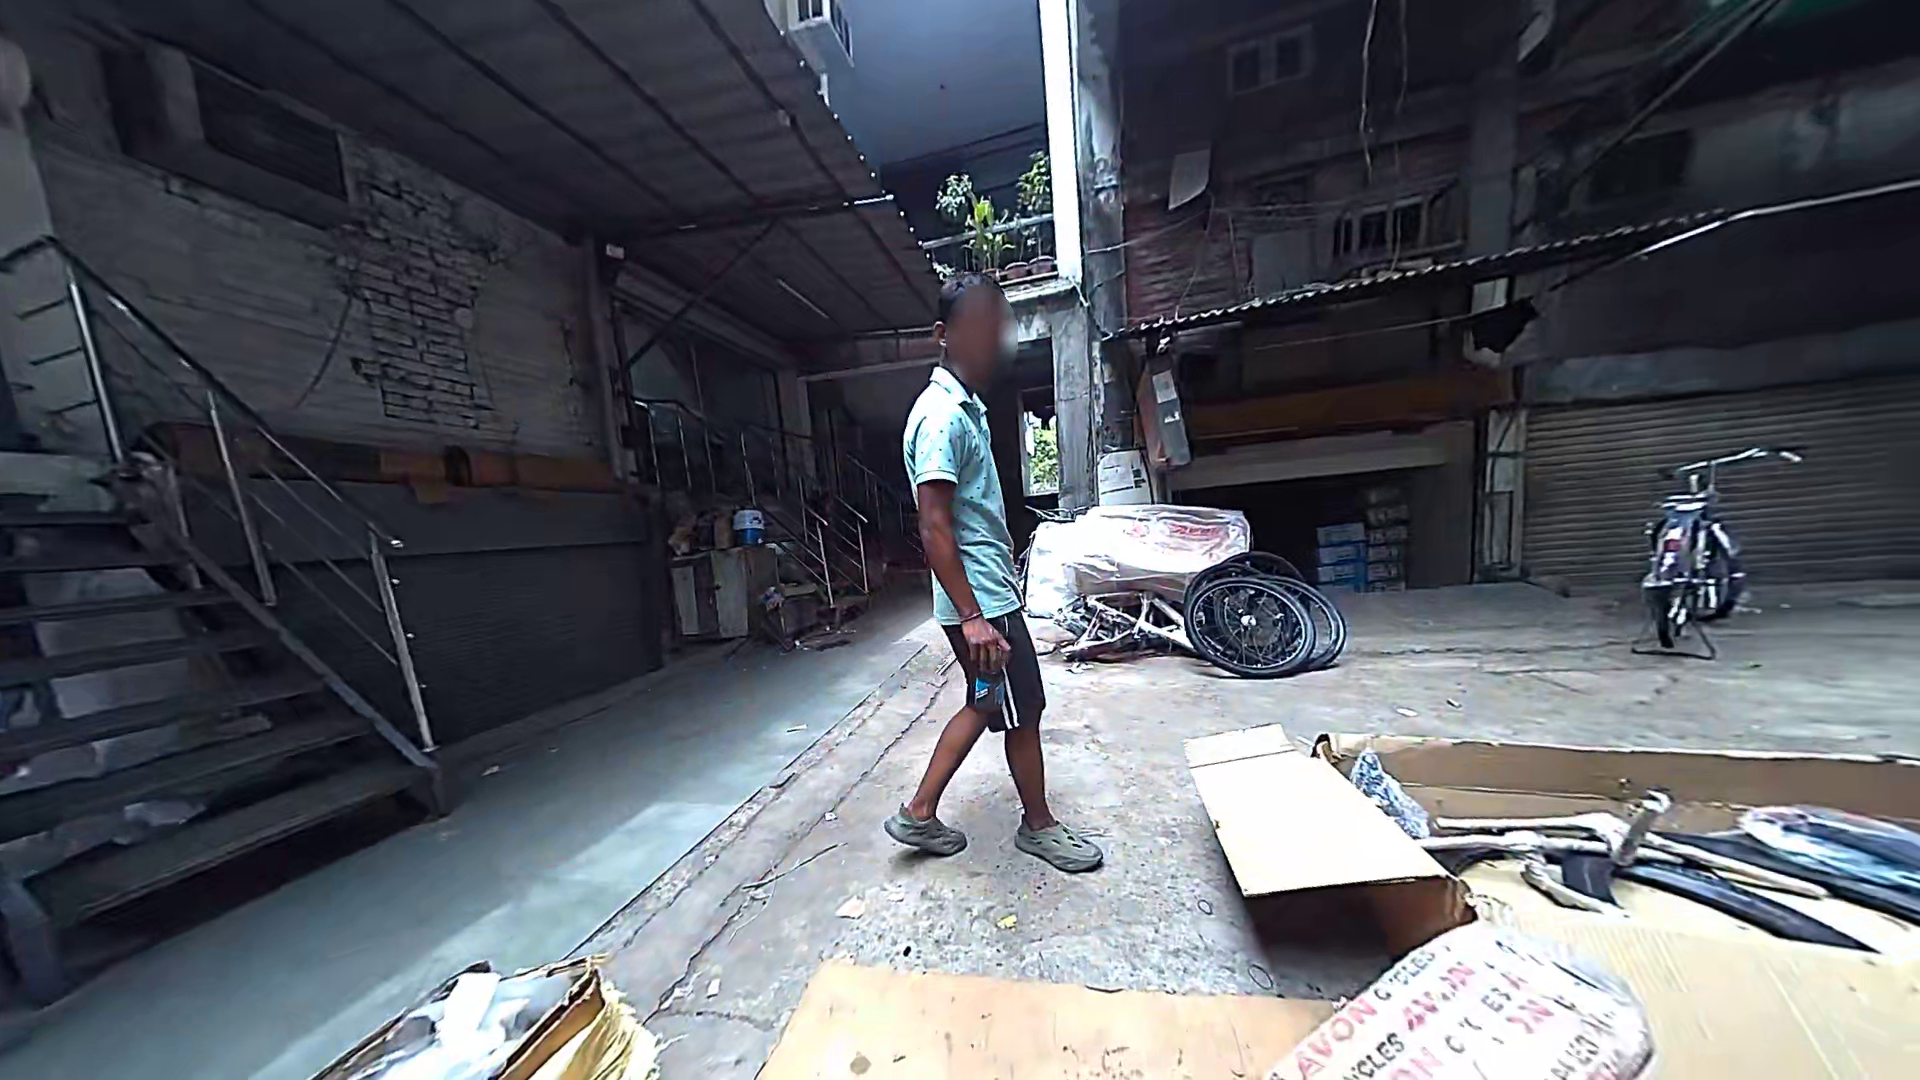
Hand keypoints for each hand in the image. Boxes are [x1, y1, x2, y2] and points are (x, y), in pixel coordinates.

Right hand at [962, 617, 1010, 673]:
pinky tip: (975, 664)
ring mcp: (978, 643)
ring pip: (981, 659)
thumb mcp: (995, 632)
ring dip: (983, 667)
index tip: (999, 667)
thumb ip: (1002, 641)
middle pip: (990, 659)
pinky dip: (974, 661)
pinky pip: (973, 656)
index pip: (998, 655)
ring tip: (983, 670)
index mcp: (994, 639)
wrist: (972, 618)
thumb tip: (1007, 648)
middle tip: (992, 672)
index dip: (999, 663)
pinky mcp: (970, 643)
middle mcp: (987, 642)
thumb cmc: (983, 624)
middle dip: (992, 668)